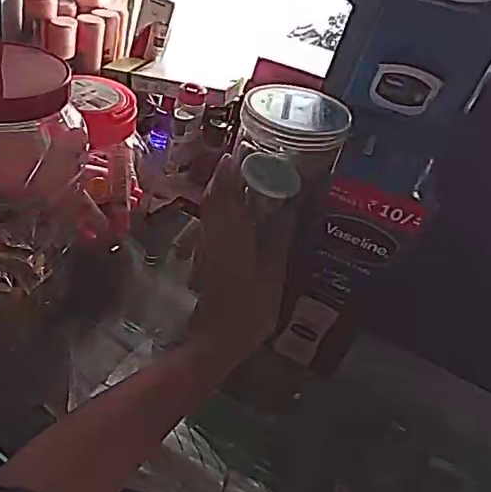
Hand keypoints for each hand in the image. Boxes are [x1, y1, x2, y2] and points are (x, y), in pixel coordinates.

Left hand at [186, 153, 293, 359]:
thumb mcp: (272, 276)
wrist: (215, 340)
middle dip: (225, 175)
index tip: (239, 151)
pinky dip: (221, 211)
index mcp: (230, 233)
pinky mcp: (203, 257)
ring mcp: (204, 245)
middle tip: (245, 161)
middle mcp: (213, 233)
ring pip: (210, 209)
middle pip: (213, 195)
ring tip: (245, 181)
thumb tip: (288, 212)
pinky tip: (239, 214)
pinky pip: (211, 223)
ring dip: (222, 191)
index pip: (224, 191)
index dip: (229, 169)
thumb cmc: (247, 311)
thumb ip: (278, 241)